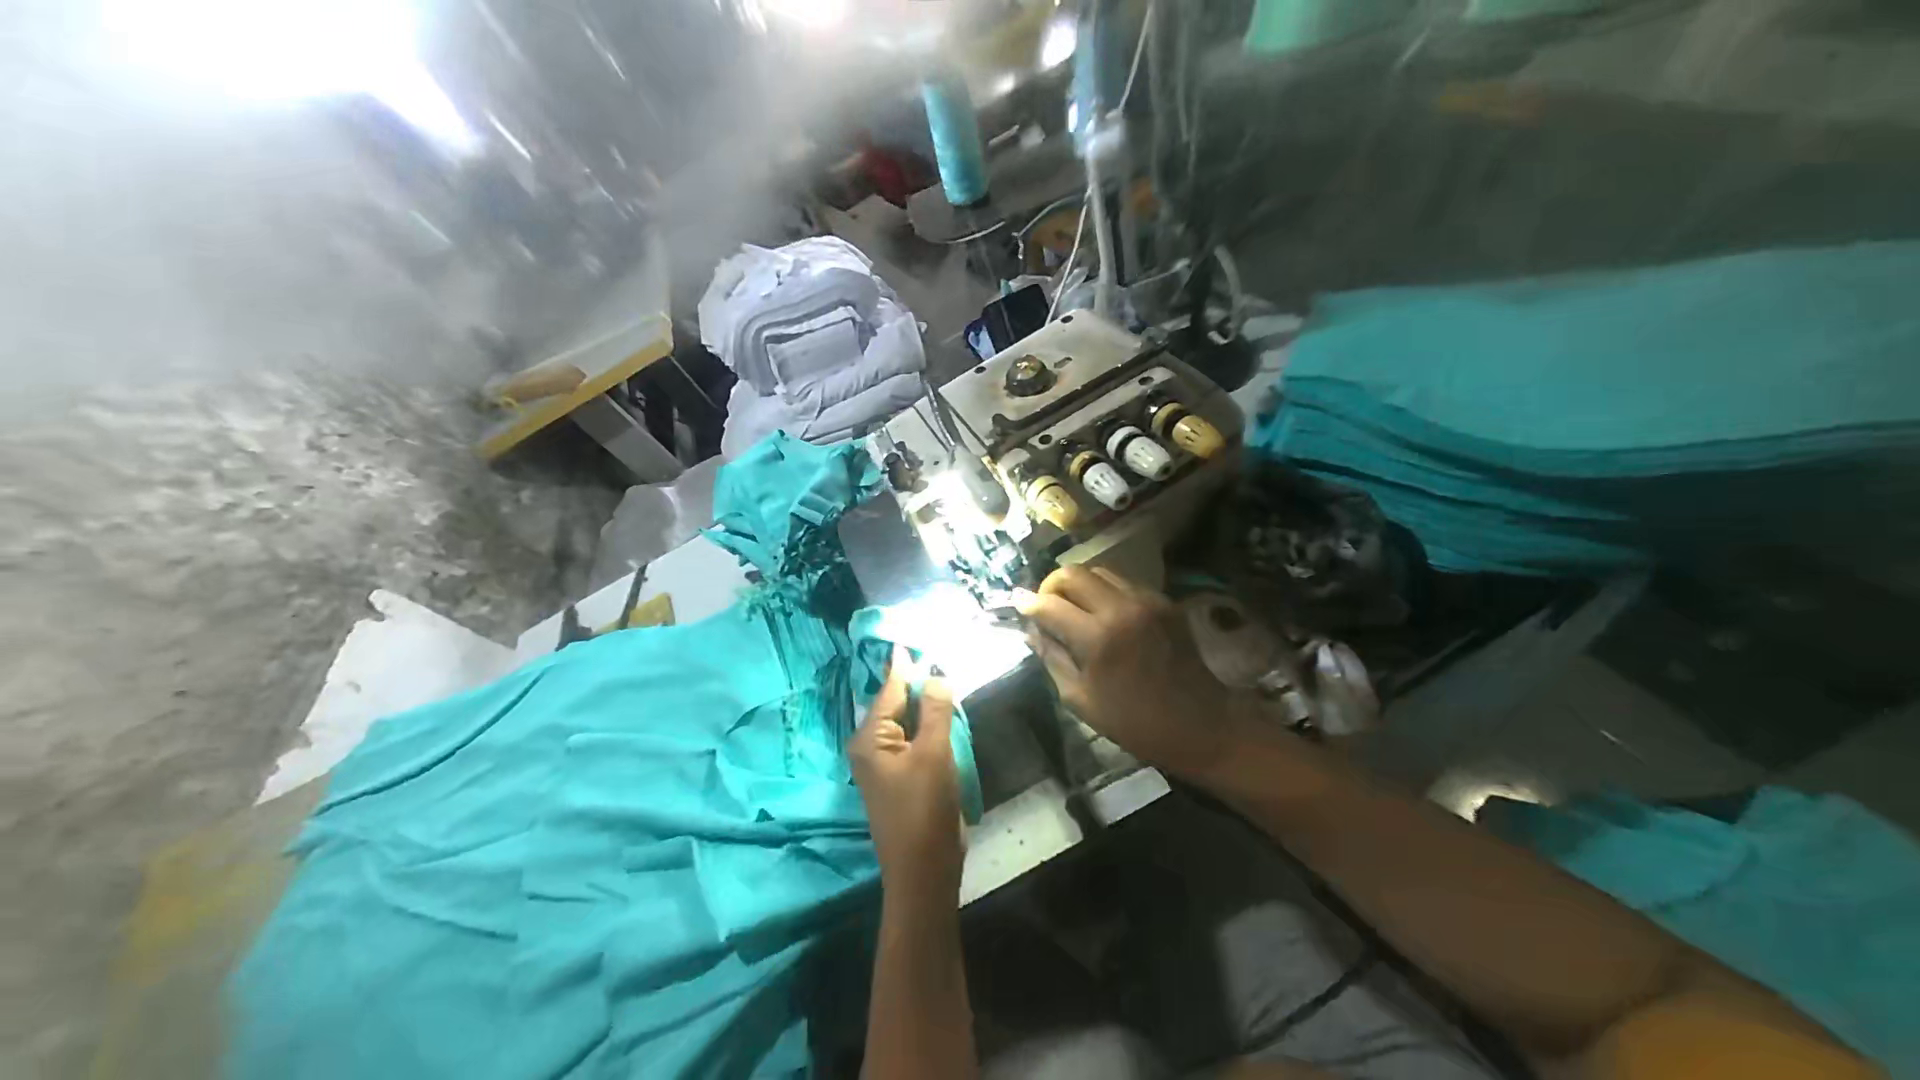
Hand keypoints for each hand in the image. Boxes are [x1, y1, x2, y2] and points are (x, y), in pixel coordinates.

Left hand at [850, 648, 964, 895]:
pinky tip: (943, 714)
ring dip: (925, 704)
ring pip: (908, 723)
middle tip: (933, 653)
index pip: (890, 690)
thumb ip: (936, 711)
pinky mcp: (902, 778)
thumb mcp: (934, 753)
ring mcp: (886, 765)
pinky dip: (929, 726)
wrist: (924, 869)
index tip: (910, 639)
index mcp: (870, 738)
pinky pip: (914, 741)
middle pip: (896, 705)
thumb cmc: (924, 808)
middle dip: (915, 682)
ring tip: (940, 675)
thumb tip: (936, 675)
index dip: (904, 666)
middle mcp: (871, 747)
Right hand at [1017, 566, 1240, 779]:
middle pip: (1072, 573)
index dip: (1027, 604)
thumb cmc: (1133, 722)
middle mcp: (1120, 608)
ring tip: (1074, 608)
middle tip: (1045, 605)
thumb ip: (1052, 657)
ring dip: (1079, 586)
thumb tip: (1032, 630)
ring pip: (1098, 571)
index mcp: (1097, 637)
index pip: (1048, 604)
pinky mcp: (1163, 601)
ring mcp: (1146, 600)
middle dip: (1050, 585)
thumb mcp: (1079, 698)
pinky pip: (1123, 583)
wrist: (1199, 724)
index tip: (1017, 605)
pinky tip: (1104, 614)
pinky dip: (1105, 592)